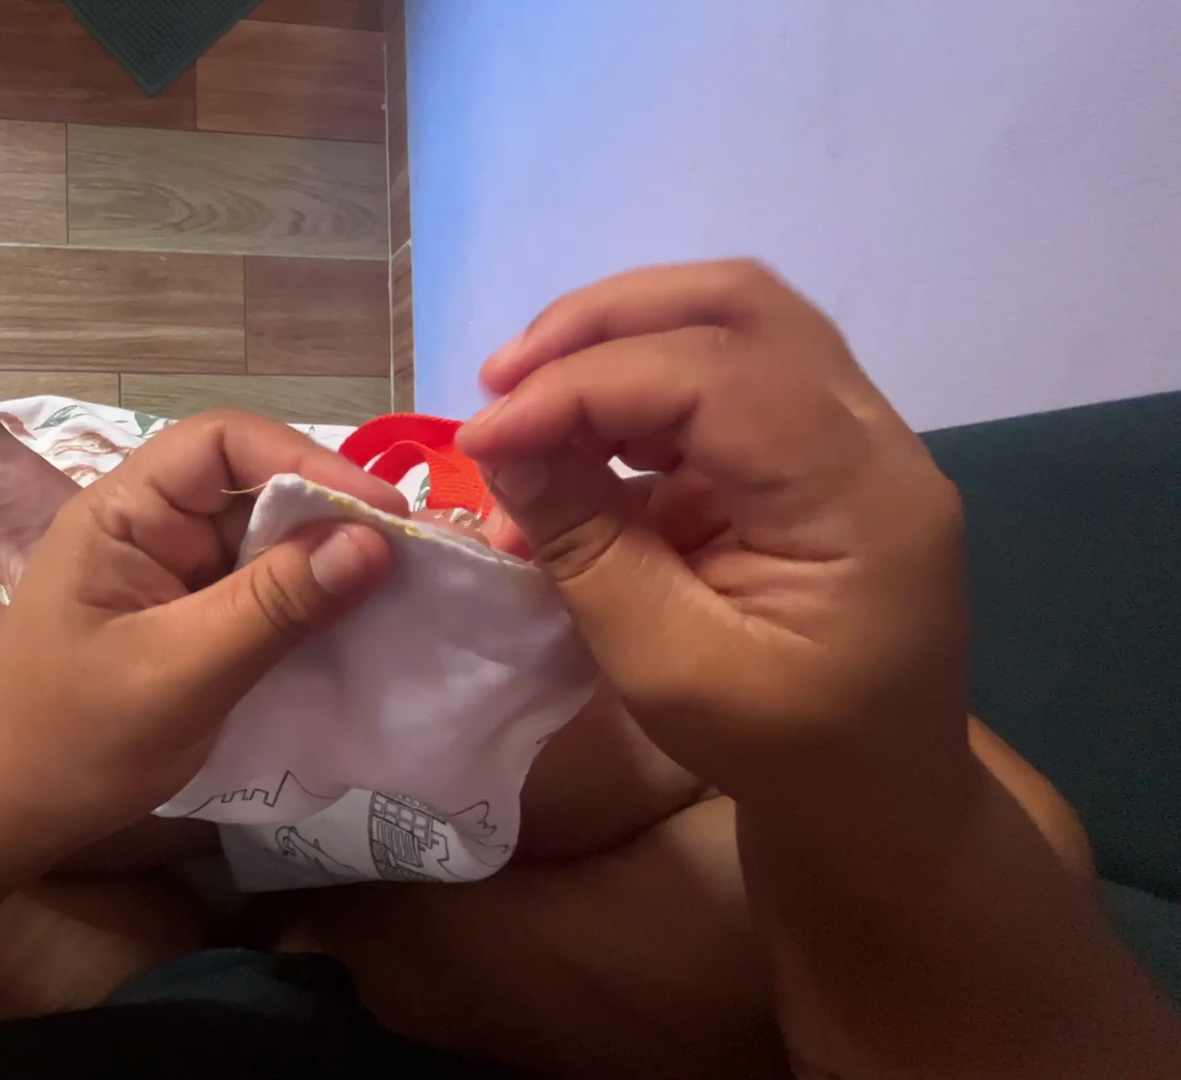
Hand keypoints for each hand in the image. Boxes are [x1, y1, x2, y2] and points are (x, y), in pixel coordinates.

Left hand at [0, 410, 401, 842]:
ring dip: (325, 560)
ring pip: (264, 540)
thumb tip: (375, 543)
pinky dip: (307, 599)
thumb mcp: (178, 672)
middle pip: (252, 487)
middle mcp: (150, 526)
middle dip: (326, 514)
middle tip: (408, 554)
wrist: (20, 809)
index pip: (219, 444)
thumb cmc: (77, 741)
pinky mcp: (193, 613)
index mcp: (121, 513)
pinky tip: (354, 617)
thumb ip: (274, 606)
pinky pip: (261, 588)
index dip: (304, 460)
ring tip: (397, 586)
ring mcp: (173, 571)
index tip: (380, 510)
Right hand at [460, 260, 971, 814]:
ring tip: (518, 403)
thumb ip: (580, 543)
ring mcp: (832, 436)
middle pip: (734, 306)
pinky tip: (564, 442)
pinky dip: (616, 395)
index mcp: (856, 498)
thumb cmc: (773, 745)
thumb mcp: (659, 660)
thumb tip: (499, 447)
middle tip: (500, 379)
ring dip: (604, 347)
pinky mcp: (789, 453)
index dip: (579, 390)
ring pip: (719, 324)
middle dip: (597, 326)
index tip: (481, 439)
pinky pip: (701, 382)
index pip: (713, 378)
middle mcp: (864, 437)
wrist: (867, 789)